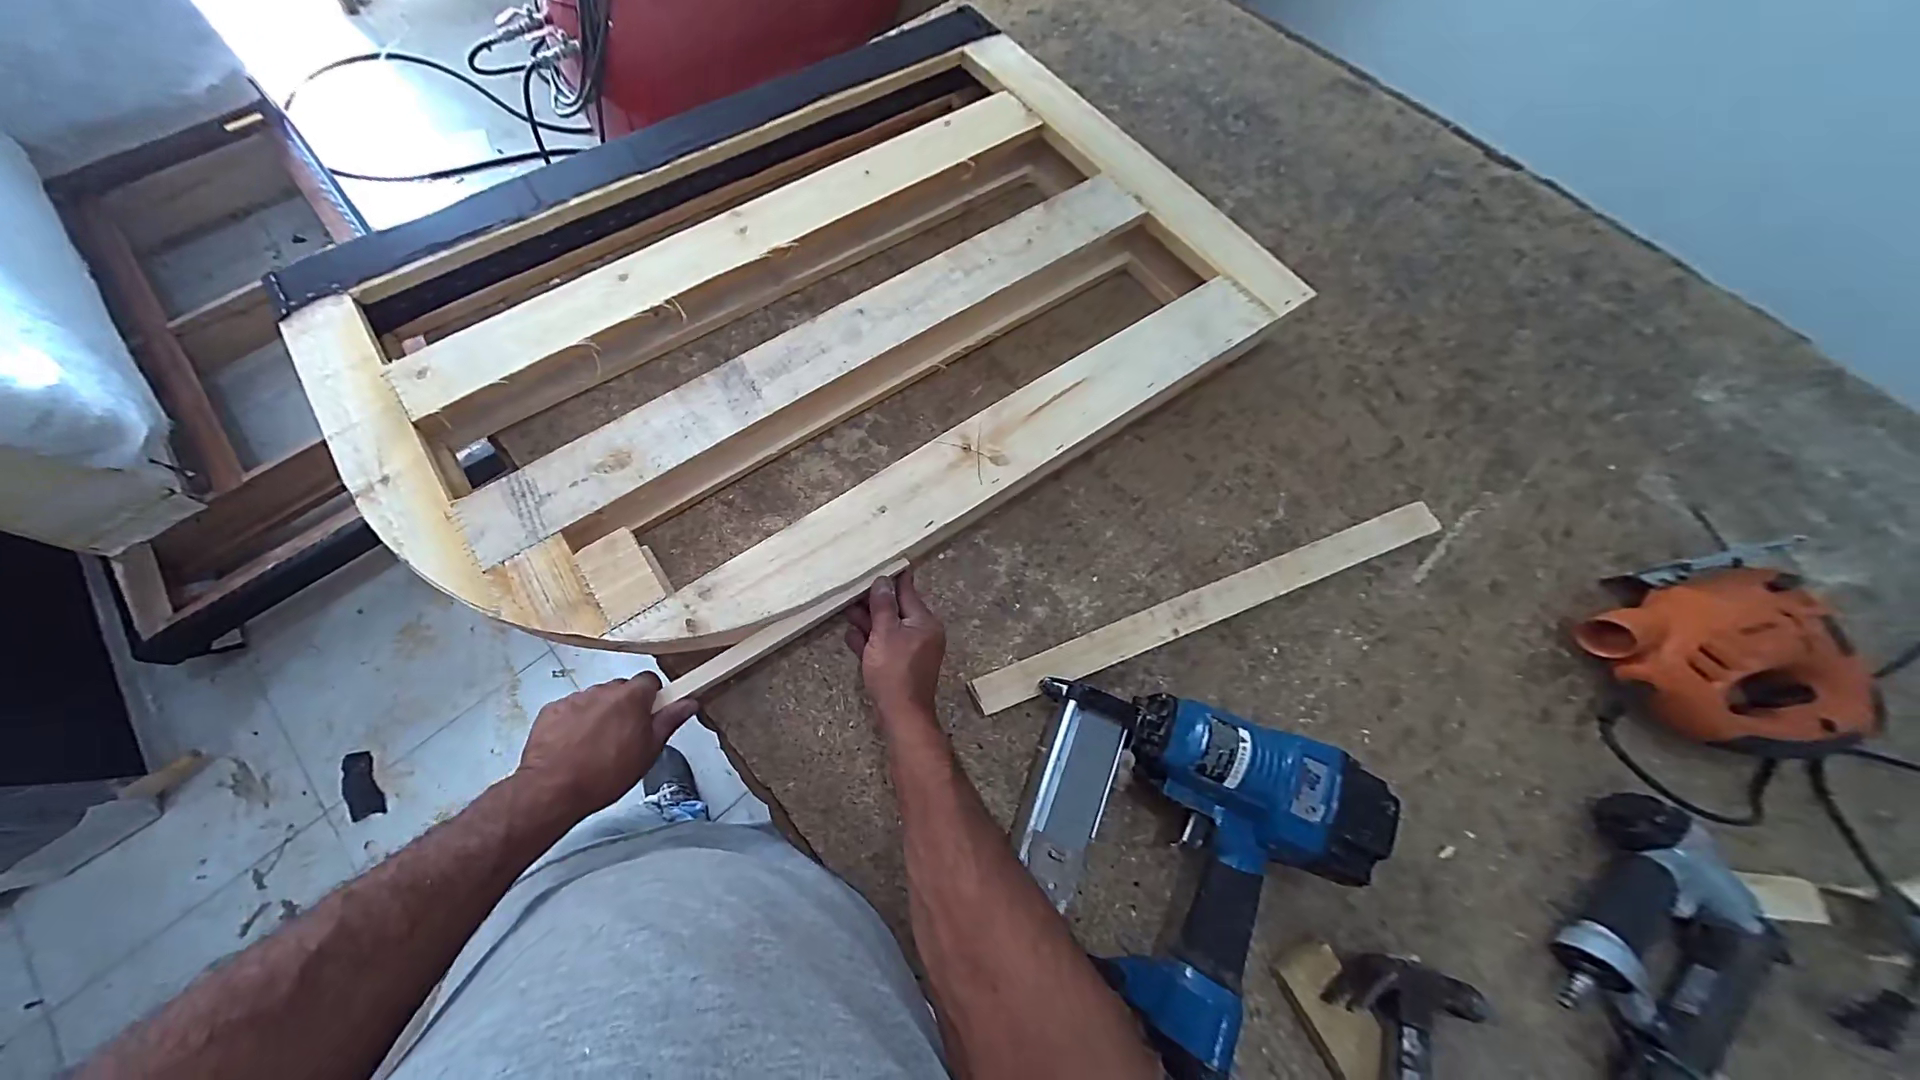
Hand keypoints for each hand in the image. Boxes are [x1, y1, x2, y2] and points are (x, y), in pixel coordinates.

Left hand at [515, 674, 699, 818]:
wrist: (553, 790)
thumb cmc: (602, 774)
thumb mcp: (649, 751)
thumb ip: (669, 721)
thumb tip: (687, 704)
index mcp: (633, 697)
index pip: (650, 680)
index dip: (653, 697)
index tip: (653, 712)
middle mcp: (604, 691)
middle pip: (622, 689)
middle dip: (626, 706)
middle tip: (626, 734)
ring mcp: (576, 699)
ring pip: (596, 699)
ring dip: (600, 714)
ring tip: (597, 745)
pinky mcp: (552, 710)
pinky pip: (571, 709)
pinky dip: (574, 722)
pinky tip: (575, 746)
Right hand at [844, 568, 945, 724]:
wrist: (901, 715)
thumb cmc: (894, 671)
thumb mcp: (885, 633)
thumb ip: (883, 606)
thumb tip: (883, 581)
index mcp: (924, 621)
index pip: (907, 591)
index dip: (891, 578)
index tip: (875, 565)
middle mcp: (922, 632)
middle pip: (896, 609)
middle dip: (873, 601)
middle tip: (851, 591)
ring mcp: (912, 650)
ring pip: (888, 628)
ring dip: (868, 621)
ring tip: (846, 611)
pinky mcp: (900, 665)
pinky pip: (885, 646)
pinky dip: (870, 641)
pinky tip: (851, 636)